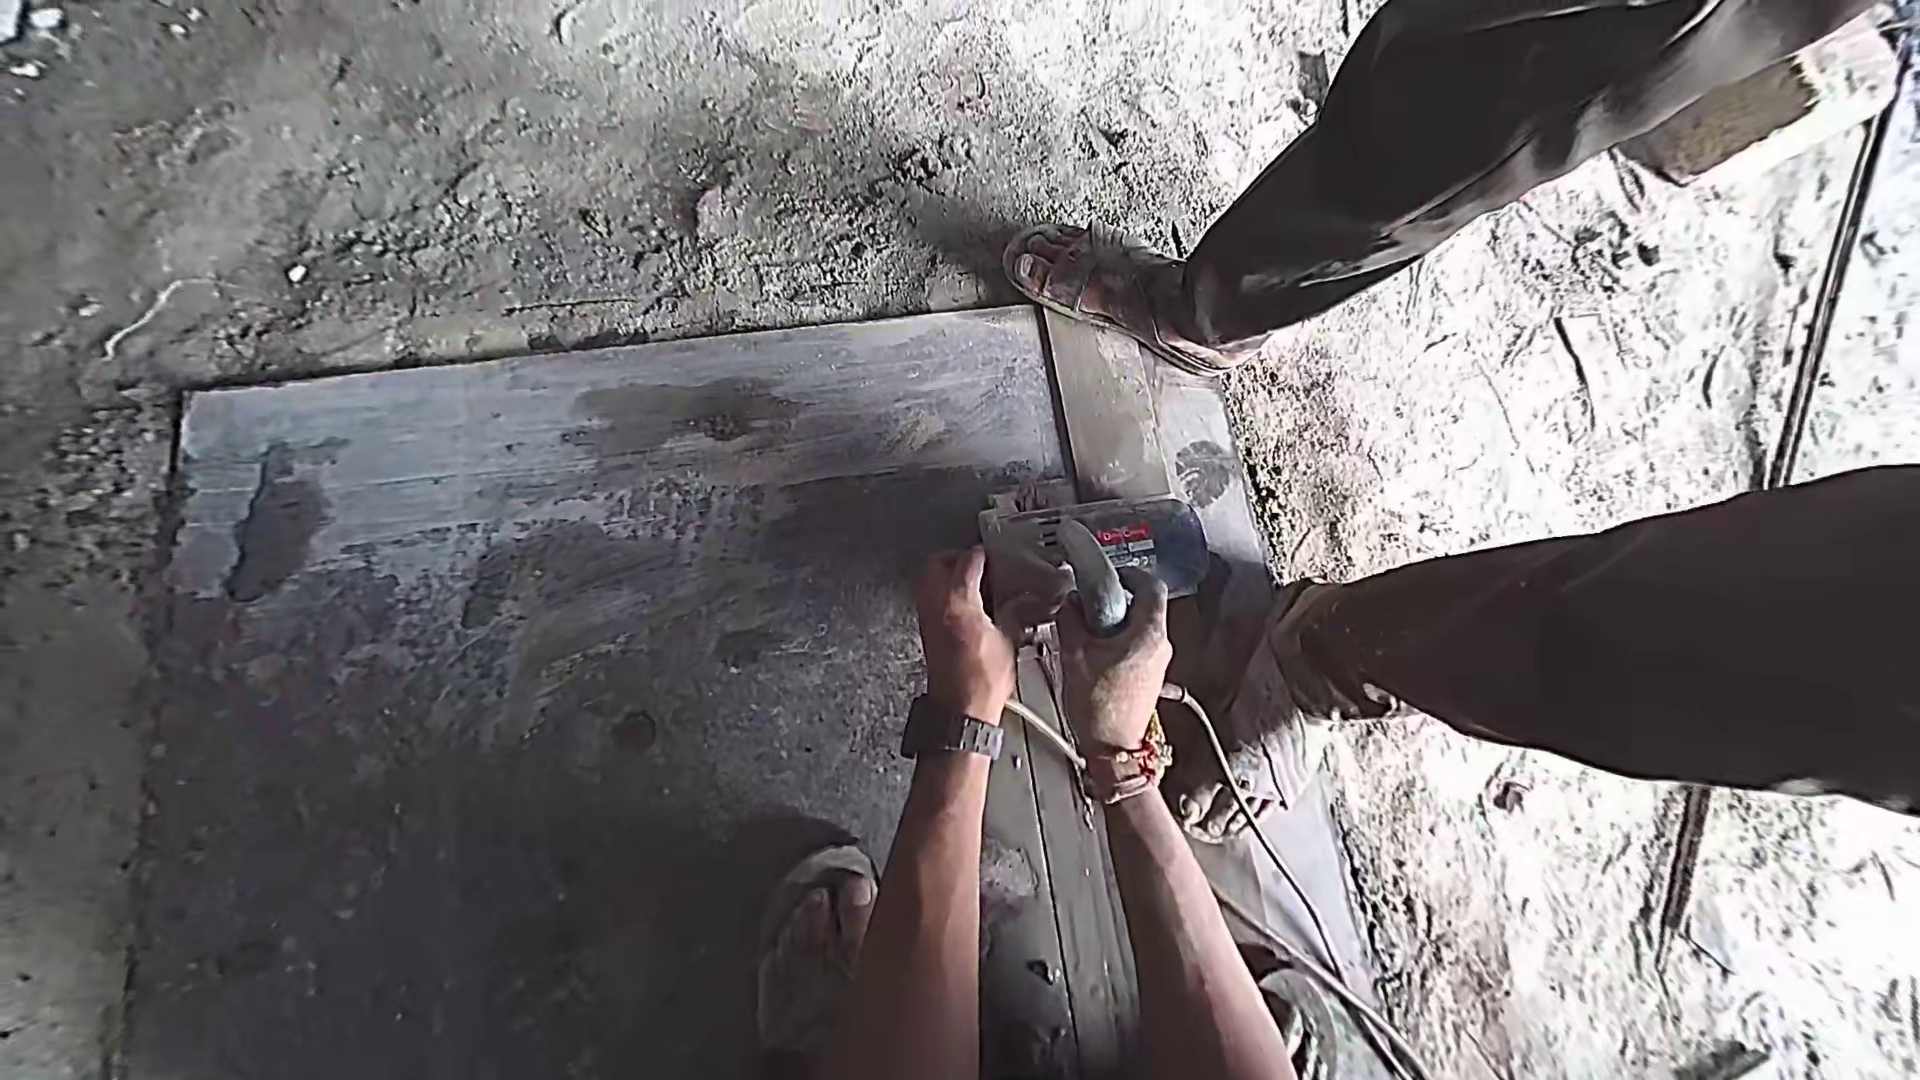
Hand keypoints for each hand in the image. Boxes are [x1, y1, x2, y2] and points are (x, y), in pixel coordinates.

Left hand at [914, 547, 1016, 722]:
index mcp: (958, 602)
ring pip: (928, 579)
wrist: (961, 710)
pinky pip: (929, 598)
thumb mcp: (1008, 641)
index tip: (991, 555)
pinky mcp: (926, 631)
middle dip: (956, 558)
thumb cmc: (981, 682)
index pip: (966, 562)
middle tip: (976, 563)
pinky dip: (943, 593)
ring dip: (946, 574)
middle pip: (937, 563)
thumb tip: (1023, 601)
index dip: (981, 555)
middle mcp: (937, 605)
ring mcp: (927, 618)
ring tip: (970, 581)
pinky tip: (964, 604)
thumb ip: (1014, 613)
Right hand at [1057, 567, 1172, 751]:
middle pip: (1146, 605)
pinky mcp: (1150, 676)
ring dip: (1116, 621)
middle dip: (1117, 599)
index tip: (1110, 575)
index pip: (1152, 586)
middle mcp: (1161, 646)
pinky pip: (1138, 645)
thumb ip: (1070, 619)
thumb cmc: (1098, 706)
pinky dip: (1119, 639)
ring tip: (1087, 627)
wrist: (1111, 747)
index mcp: (1149, 635)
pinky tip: (1094, 650)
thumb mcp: (1074, 654)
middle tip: (1090, 601)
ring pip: (1140, 626)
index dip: (1130, 574)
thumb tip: (1069, 602)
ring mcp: (1158, 662)